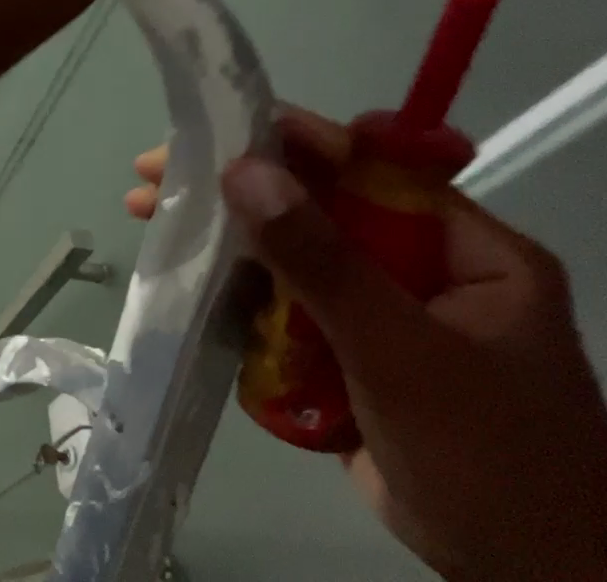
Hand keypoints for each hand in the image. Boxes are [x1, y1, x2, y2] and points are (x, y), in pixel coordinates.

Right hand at [129, 110, 606, 579]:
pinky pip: (284, 304)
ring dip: (226, 242)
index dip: (286, 143)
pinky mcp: (351, 351)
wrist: (525, 576)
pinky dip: (237, 293)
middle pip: (318, 207)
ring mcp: (386, 312)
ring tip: (150, 222)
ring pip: (292, 255)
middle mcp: (426, 268)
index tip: (205, 136)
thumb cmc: (486, 458)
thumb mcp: (401, 353)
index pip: (371, 169)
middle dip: (234, 193)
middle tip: (150, 180)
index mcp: (468, 251)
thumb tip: (243, 170)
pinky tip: (188, 282)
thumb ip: (322, 262)